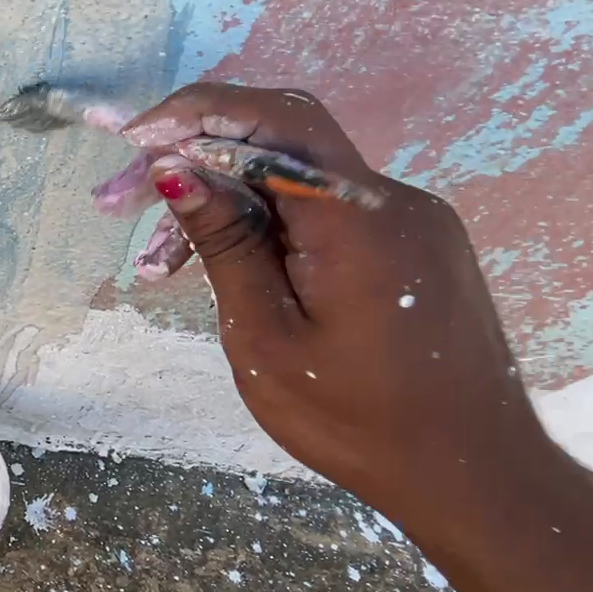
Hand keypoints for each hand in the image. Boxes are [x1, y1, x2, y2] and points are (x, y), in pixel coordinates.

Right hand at [111, 84, 556, 522]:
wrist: (473, 478)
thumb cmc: (355, 419)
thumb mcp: (264, 334)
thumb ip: (223, 243)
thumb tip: (173, 168)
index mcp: (358, 220)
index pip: (274, 123)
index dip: (195, 113)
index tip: (131, 141)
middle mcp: (390, 200)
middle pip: (277, 138)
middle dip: (191, 151)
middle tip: (119, 198)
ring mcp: (403, 219)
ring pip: (289, 176)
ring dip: (216, 197)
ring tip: (154, 258)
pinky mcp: (404, 242)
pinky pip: (314, 207)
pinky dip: (255, 220)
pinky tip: (214, 264)